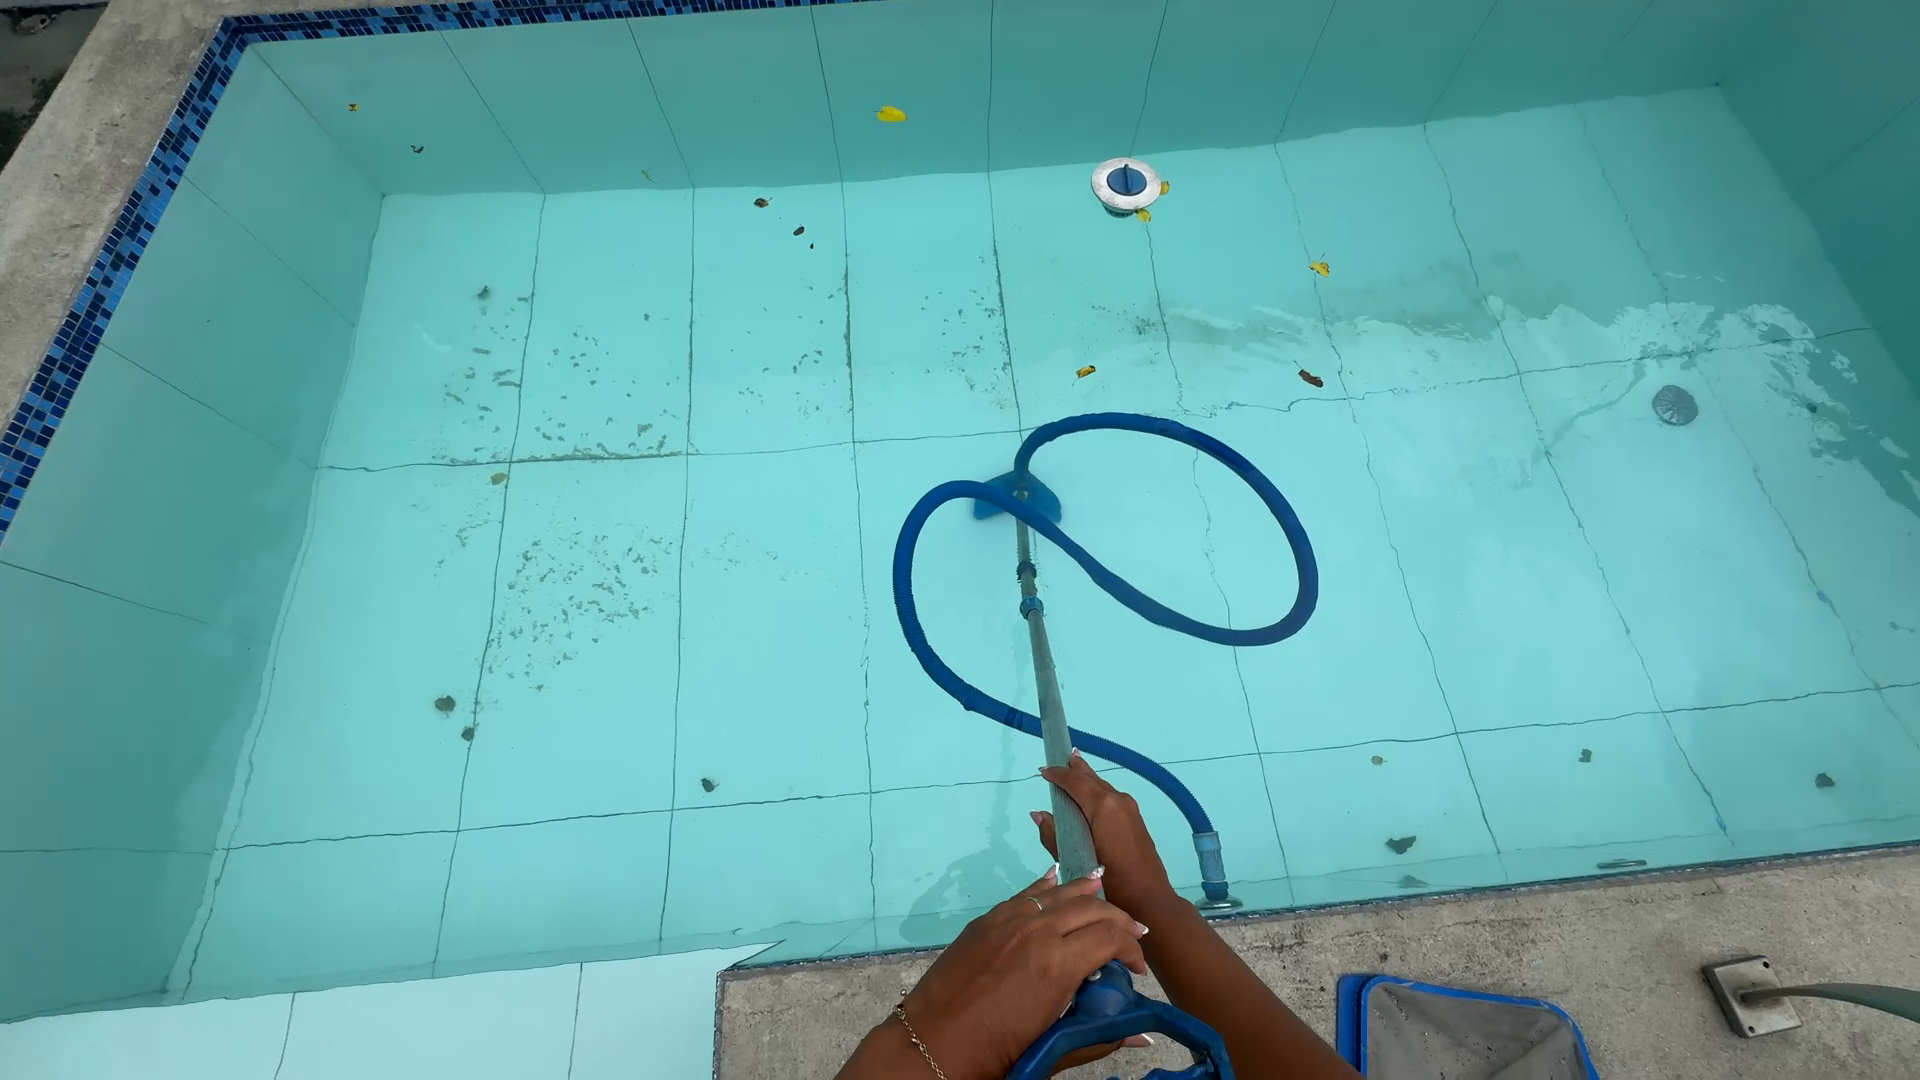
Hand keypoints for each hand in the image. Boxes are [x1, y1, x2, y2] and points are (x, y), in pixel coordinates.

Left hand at [844, 867, 1150, 1079]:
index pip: (1110, 937)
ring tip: (1105, 892)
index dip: (1132, 949)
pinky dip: (1048, 885)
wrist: (931, 1042)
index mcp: (1057, 964)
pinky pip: (1026, 892)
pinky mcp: (989, 917)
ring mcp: (1010, 918)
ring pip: (1059, 891)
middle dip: (1118, 918)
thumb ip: (1097, 1035)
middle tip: (1133, 935)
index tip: (1137, 970)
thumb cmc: (994, 1055)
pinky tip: (1057, 878)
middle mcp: (1037, 930)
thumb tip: (1141, 1036)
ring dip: (1086, 893)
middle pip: (1091, 907)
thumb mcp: (1051, 1050)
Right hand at [1033, 750, 1178, 917]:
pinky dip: (1097, 791)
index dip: (1057, 774)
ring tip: (1073, 767)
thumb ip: (1054, 835)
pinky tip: (1090, 795)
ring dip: (1086, 778)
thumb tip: (1038, 814)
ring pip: (1102, 786)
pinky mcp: (1135, 818)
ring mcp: (1129, 808)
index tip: (1043, 771)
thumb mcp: (1076, 860)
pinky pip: (1111, 797)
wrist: (1149, 900)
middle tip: (1061, 757)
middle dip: (1074, 768)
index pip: (1075, 782)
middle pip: (1091, 778)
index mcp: (1103, 806)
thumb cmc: (1111, 882)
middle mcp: (1117, 800)